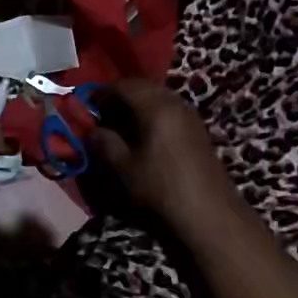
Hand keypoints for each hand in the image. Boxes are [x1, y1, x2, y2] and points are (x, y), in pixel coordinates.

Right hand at [90, 80, 239, 227]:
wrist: (209, 212)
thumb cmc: (162, 187)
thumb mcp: (125, 167)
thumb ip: (105, 142)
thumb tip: (92, 130)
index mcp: (155, 106)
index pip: (124, 86)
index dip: (102, 92)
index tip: (87, 105)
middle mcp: (174, 102)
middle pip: (143, 86)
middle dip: (121, 94)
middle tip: (103, 112)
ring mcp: (189, 114)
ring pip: (158, 95)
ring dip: (138, 102)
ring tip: (121, 122)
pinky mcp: (197, 127)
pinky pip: (169, 107)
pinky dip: (153, 111)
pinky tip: (144, 131)